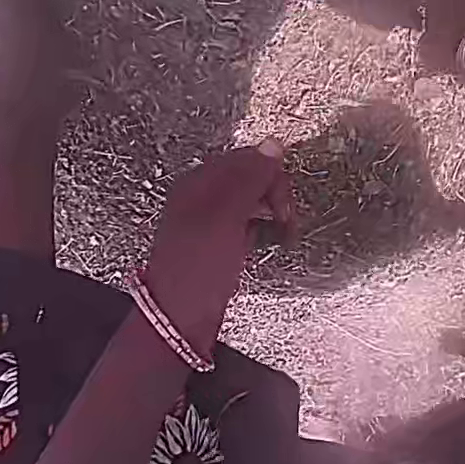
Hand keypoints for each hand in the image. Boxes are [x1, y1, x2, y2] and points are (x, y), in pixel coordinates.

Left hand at [142, 143, 292, 350]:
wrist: (178, 320)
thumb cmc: (200, 266)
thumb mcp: (227, 217)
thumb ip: (250, 179)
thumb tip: (274, 144)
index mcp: (199, 182)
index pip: (247, 158)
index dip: (272, 176)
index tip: (284, 204)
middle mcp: (202, 195)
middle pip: (250, 176)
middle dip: (274, 193)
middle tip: (286, 220)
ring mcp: (208, 219)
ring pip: (251, 198)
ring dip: (271, 209)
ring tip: (282, 230)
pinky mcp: (217, 240)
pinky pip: (246, 219)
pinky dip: (261, 225)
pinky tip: (266, 239)